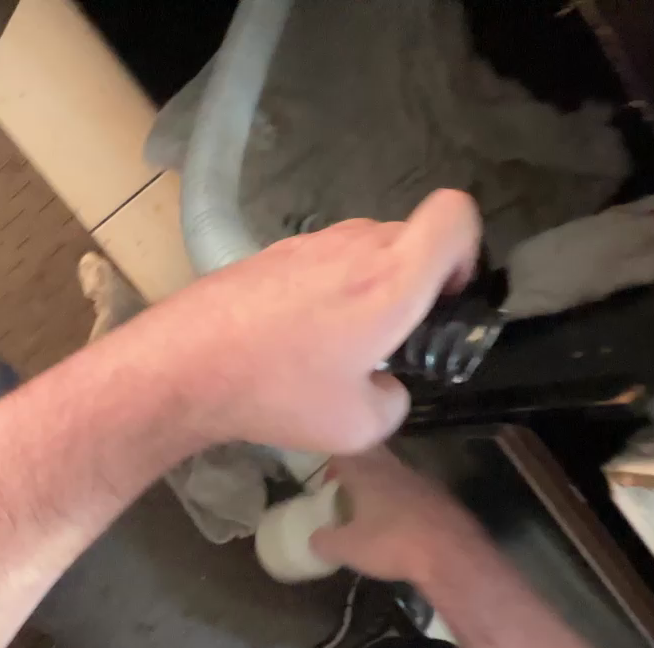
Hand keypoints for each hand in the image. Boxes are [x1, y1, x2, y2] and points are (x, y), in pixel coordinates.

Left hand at [135, 189, 482, 454]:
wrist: (185, 365)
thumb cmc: (281, 392)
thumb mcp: (359, 426)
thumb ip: (395, 400)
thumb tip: (385, 386)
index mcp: (393, 277)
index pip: (457, 215)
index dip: (467, 250)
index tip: (445, 296)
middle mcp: (355, 244)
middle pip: (409, 239)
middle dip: (413, 282)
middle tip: (390, 337)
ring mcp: (308, 244)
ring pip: (362, 251)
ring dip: (365, 289)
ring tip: (336, 344)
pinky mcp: (270, 254)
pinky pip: (319, 263)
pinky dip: (324, 291)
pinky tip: (294, 337)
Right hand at [311, 447, 485, 584]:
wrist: (452, 554)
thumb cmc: (393, 543)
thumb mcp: (348, 549)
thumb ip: (325, 541)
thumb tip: (314, 538)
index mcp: (367, 472)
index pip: (344, 451)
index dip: (332, 462)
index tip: (327, 481)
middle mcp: (394, 468)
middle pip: (372, 456)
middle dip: (357, 470)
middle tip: (347, 491)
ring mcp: (421, 481)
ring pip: (394, 473)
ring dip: (381, 485)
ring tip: (370, 510)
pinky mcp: (440, 498)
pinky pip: (413, 492)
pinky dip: (401, 502)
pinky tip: (399, 524)